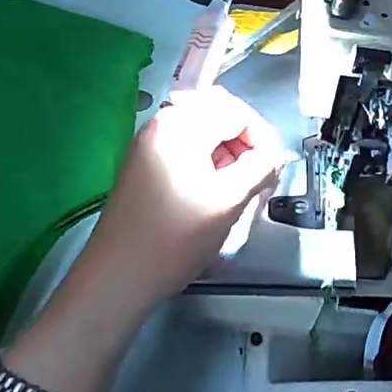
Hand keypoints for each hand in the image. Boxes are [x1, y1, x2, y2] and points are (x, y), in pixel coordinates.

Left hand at [70, 86, 292, 318]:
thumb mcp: (229, 200)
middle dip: (246, 140)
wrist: (116, 278)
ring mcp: (150, 143)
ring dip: (229, 150)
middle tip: (262, 171)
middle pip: (219, 114)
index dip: (263, 137)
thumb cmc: (175, 237)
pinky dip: (209, 159)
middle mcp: (162, 124)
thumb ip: (261, 167)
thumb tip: (274, 156)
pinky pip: (187, 146)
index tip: (275, 165)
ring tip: (242, 183)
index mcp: (180, 125)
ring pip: (204, 130)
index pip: (237, 112)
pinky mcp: (145, 164)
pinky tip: (218, 187)